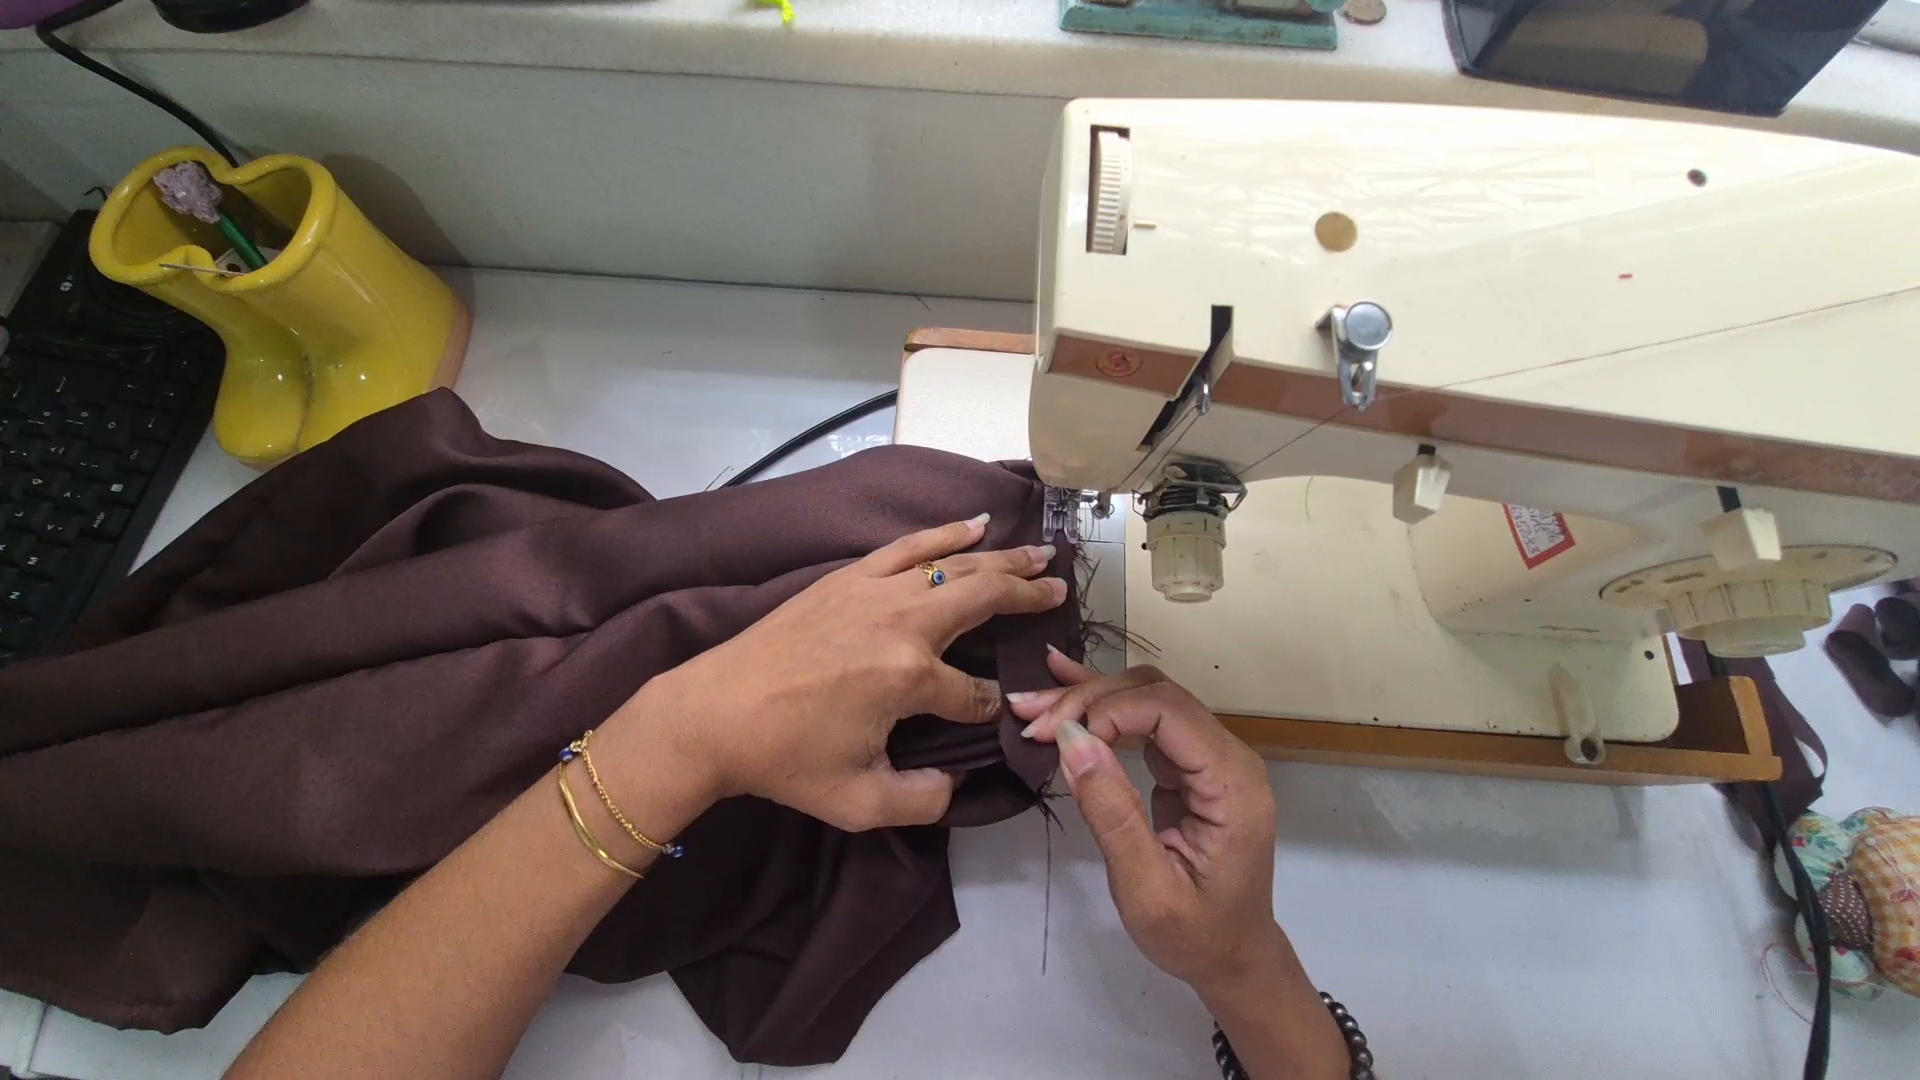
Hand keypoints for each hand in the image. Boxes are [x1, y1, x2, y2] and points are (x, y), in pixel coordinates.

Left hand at [604, 515, 1065, 831]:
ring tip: (1038, 553)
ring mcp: (877, 592)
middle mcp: (903, 623)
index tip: (986, 717)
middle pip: (983, 600)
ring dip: (1002, 559)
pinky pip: (910, 546)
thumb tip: (957, 782)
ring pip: (956, 565)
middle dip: (1027, 597)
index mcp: (910, 678)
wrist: (713, 712)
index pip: (973, 694)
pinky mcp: (850, 576)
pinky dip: (946, 533)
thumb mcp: (858, 803)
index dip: (986, 708)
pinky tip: (973, 524)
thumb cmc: (785, 759)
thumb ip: (922, 799)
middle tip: (1061, 588)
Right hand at [1008, 653, 1282, 992]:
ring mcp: (1207, 754)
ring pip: (1143, 697)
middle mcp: (1227, 756)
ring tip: (1029, 702)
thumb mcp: (1148, 892)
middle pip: (1153, 694)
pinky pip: (1141, 716)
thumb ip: (1113, 814)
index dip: (1107, 710)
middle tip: (1031, 724)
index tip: (1056, 740)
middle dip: (1088, 700)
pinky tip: (1063, 679)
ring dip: (1086, 697)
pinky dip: (1099, 704)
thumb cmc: (1195, 935)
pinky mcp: (1186, 760)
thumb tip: (1073, 741)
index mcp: (1232, 784)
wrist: (1231, 957)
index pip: (1168, 710)